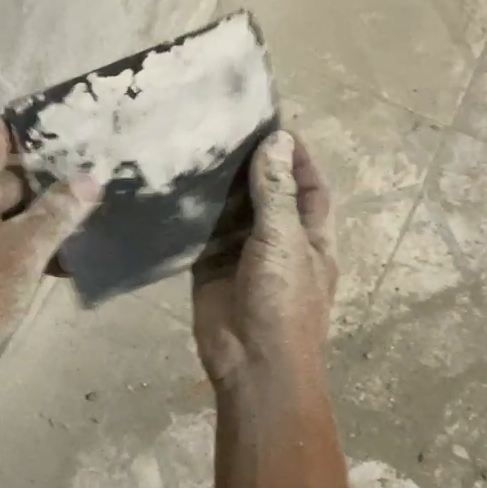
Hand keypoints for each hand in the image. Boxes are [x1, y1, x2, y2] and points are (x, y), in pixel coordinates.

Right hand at [193, 130, 336, 391]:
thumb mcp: (284, 242)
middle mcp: (278, 242)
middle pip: (268, 195)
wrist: (252, 365)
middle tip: (223, 127)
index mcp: (310, 237)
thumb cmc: (283, 304)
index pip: (309, 186)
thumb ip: (277, 192)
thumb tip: (278, 139)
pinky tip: (176, 186)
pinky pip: (201, 236)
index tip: (274, 121)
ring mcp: (243, 257)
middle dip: (253, 165)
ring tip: (196, 147)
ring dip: (220, 187)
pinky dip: (192, 215)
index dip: (297, 156)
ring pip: (232, 213)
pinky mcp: (210, 269)